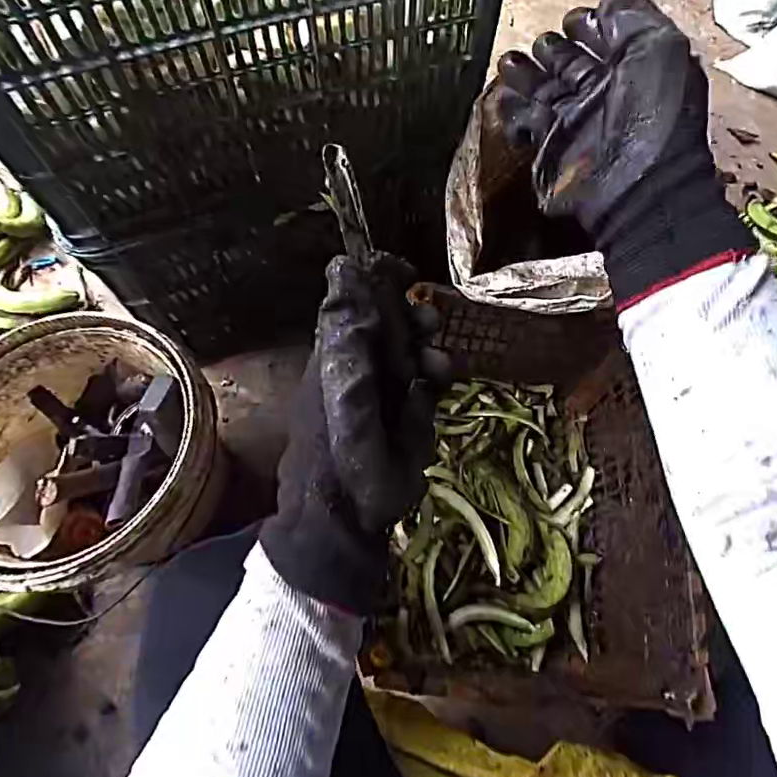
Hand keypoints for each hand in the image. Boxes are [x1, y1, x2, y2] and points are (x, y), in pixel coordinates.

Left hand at [259, 254, 444, 612]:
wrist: (349, 512)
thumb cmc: (337, 444)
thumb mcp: (341, 378)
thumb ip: (347, 326)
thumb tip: (343, 264)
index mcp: (339, 352)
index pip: (361, 303)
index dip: (381, 282)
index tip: (405, 271)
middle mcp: (365, 365)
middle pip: (395, 325)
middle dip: (414, 316)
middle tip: (428, 317)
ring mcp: (390, 390)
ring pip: (417, 351)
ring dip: (430, 347)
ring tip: (435, 361)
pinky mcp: (412, 414)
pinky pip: (431, 382)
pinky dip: (438, 377)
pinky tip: (439, 382)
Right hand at [494, 0, 750, 305]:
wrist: (635, 188)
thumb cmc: (653, 118)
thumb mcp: (658, 50)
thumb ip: (633, 17)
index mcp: (634, 70)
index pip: (605, 40)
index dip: (590, 25)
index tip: (574, 19)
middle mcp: (604, 96)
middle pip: (570, 65)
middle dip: (552, 49)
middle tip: (540, 42)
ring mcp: (576, 124)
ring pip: (544, 91)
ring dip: (526, 74)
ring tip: (508, 61)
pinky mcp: (552, 150)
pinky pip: (527, 123)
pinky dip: (513, 109)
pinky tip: (502, 94)